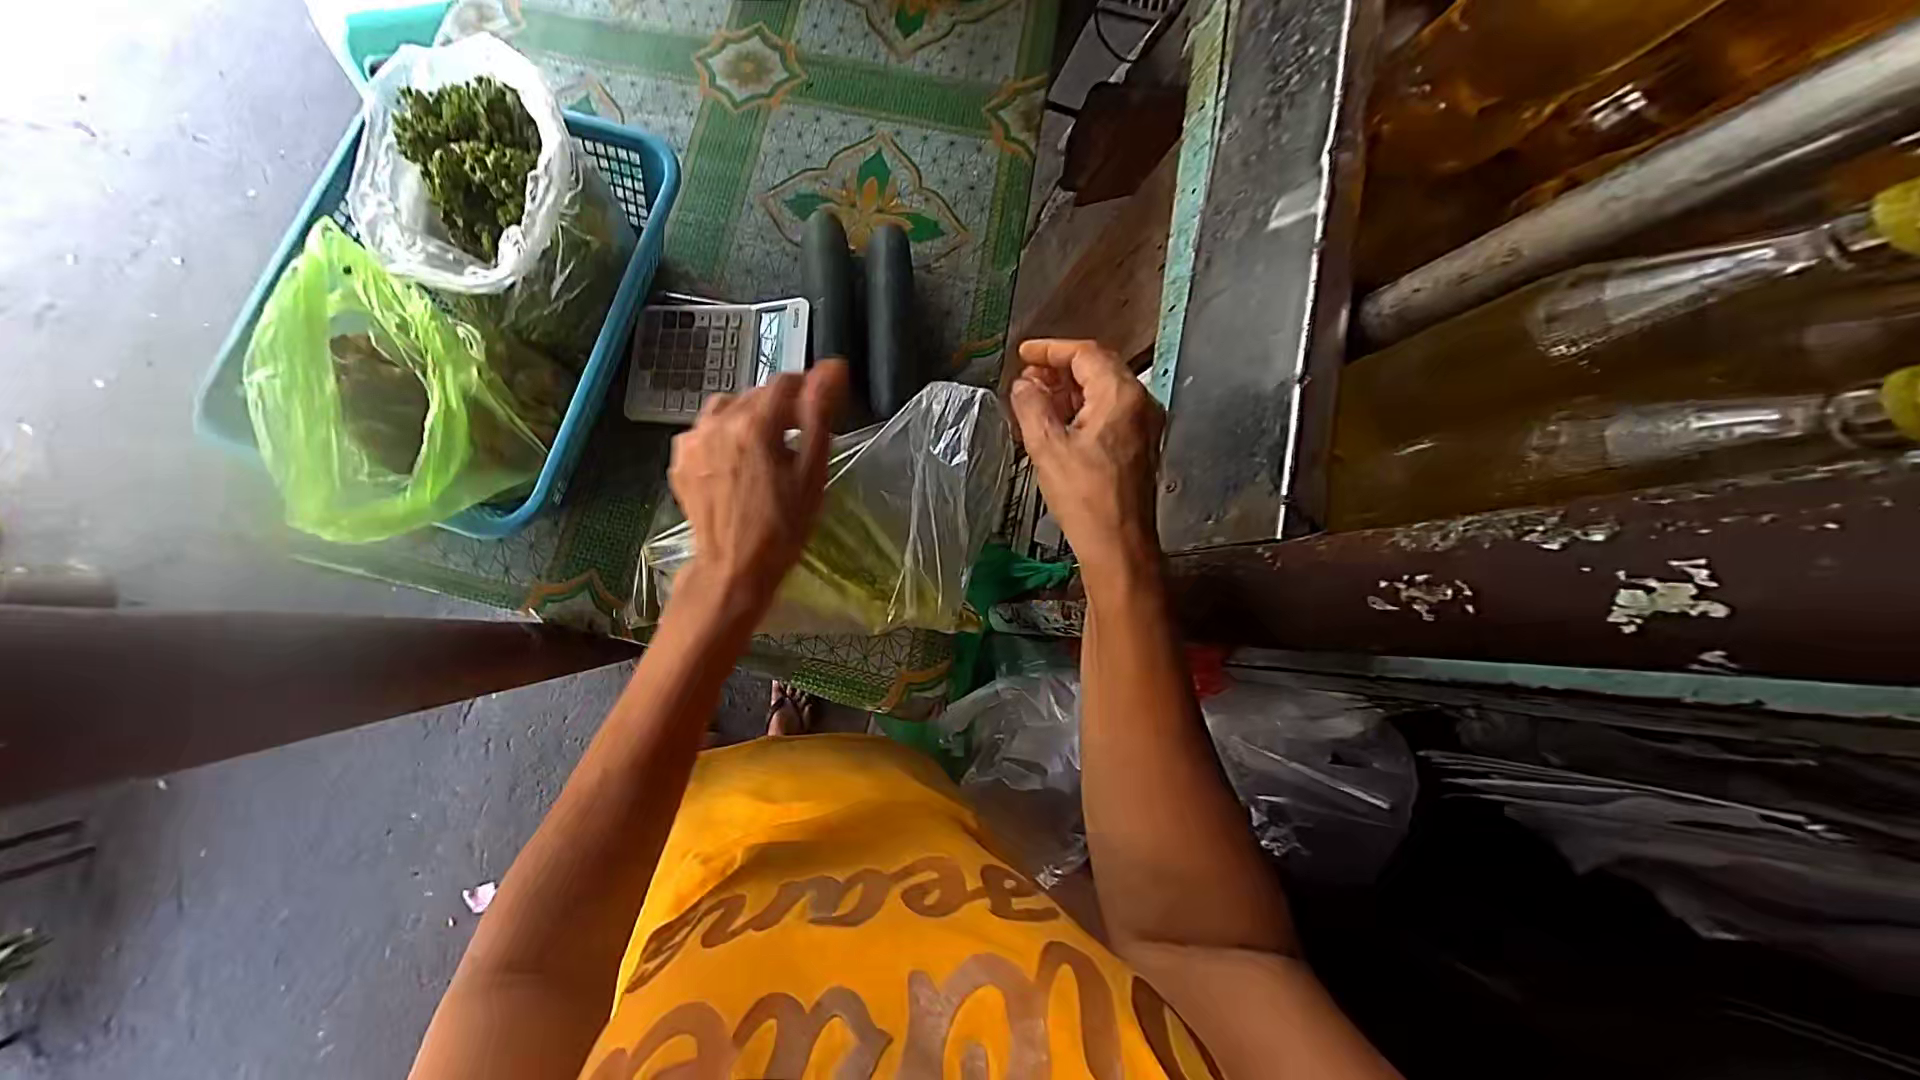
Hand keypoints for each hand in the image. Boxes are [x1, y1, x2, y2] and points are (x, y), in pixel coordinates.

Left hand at [668, 361, 847, 613]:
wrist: (733, 568)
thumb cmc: (782, 526)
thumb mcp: (812, 472)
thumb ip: (820, 414)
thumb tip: (832, 368)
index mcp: (754, 422)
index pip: (786, 382)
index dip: (808, 389)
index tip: (821, 407)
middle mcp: (717, 421)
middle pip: (756, 394)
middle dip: (780, 408)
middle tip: (798, 439)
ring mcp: (693, 440)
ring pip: (728, 408)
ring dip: (750, 417)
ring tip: (765, 449)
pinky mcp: (680, 458)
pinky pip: (706, 430)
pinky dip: (724, 435)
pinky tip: (737, 462)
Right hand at [1007, 339, 1164, 588]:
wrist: (1119, 545)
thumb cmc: (1087, 499)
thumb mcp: (1047, 447)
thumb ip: (1031, 406)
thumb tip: (1023, 386)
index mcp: (1121, 396)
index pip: (1085, 354)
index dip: (1050, 349)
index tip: (1025, 353)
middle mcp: (1141, 405)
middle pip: (1098, 368)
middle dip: (1059, 370)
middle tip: (1027, 379)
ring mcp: (1144, 426)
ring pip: (1104, 391)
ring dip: (1070, 391)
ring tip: (1036, 400)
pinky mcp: (1139, 447)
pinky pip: (1110, 413)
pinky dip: (1083, 410)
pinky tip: (1059, 424)